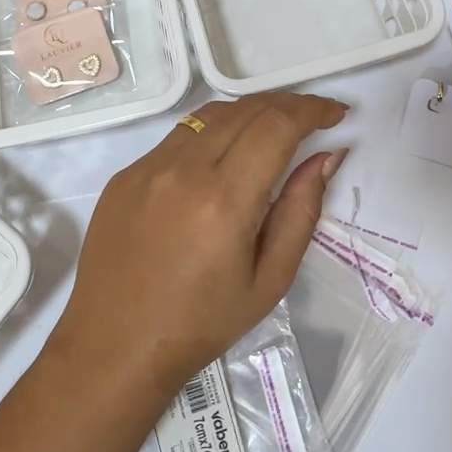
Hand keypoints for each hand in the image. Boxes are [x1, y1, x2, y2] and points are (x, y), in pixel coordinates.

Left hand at [52, 93, 348, 391]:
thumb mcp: (269, 279)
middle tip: (314, 120)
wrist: (115, 346)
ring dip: (250, 113)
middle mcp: (182, 171)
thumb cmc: (201, 324)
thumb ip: (301, 211)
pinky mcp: (125, 176)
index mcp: (223, 200)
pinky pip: (177, 138)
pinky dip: (212, 134)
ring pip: (209, 116)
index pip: (277, 125)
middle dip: (287, 105)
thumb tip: (325, 158)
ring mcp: (146, 169)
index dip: (312, 110)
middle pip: (245, 110)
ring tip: (274, 131)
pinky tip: (223, 158)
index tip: (336, 114)